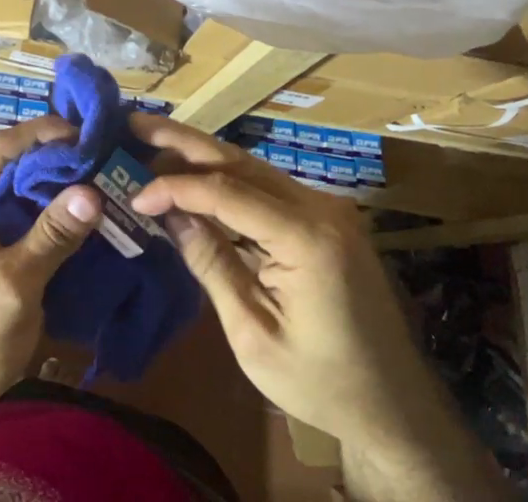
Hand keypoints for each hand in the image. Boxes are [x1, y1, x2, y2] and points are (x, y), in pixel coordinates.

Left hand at [0, 116, 102, 418]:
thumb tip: (92, 191)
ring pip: (19, 192)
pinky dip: (51, 215)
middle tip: (106, 155)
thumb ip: (50, 237)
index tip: (87, 131)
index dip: (41, 135)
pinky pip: (21, 219)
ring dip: (58, 188)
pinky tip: (87, 215)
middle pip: (11, 167)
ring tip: (106, 178)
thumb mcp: (12, 287)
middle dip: (56, 160)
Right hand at [126, 115, 438, 452]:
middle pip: (239, 161)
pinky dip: (224, 180)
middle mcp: (321, 210)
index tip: (133, 195)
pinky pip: (265, 188)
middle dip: (183, 141)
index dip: (173, 187)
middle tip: (134, 121)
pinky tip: (191, 177)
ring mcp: (326, 212)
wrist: (394, 407)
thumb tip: (168, 214)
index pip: (225, 191)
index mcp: (307, 238)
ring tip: (151, 141)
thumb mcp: (252, 332)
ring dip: (200, 156)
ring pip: (251, 168)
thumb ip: (211, 265)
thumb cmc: (320, 382)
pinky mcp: (324, 222)